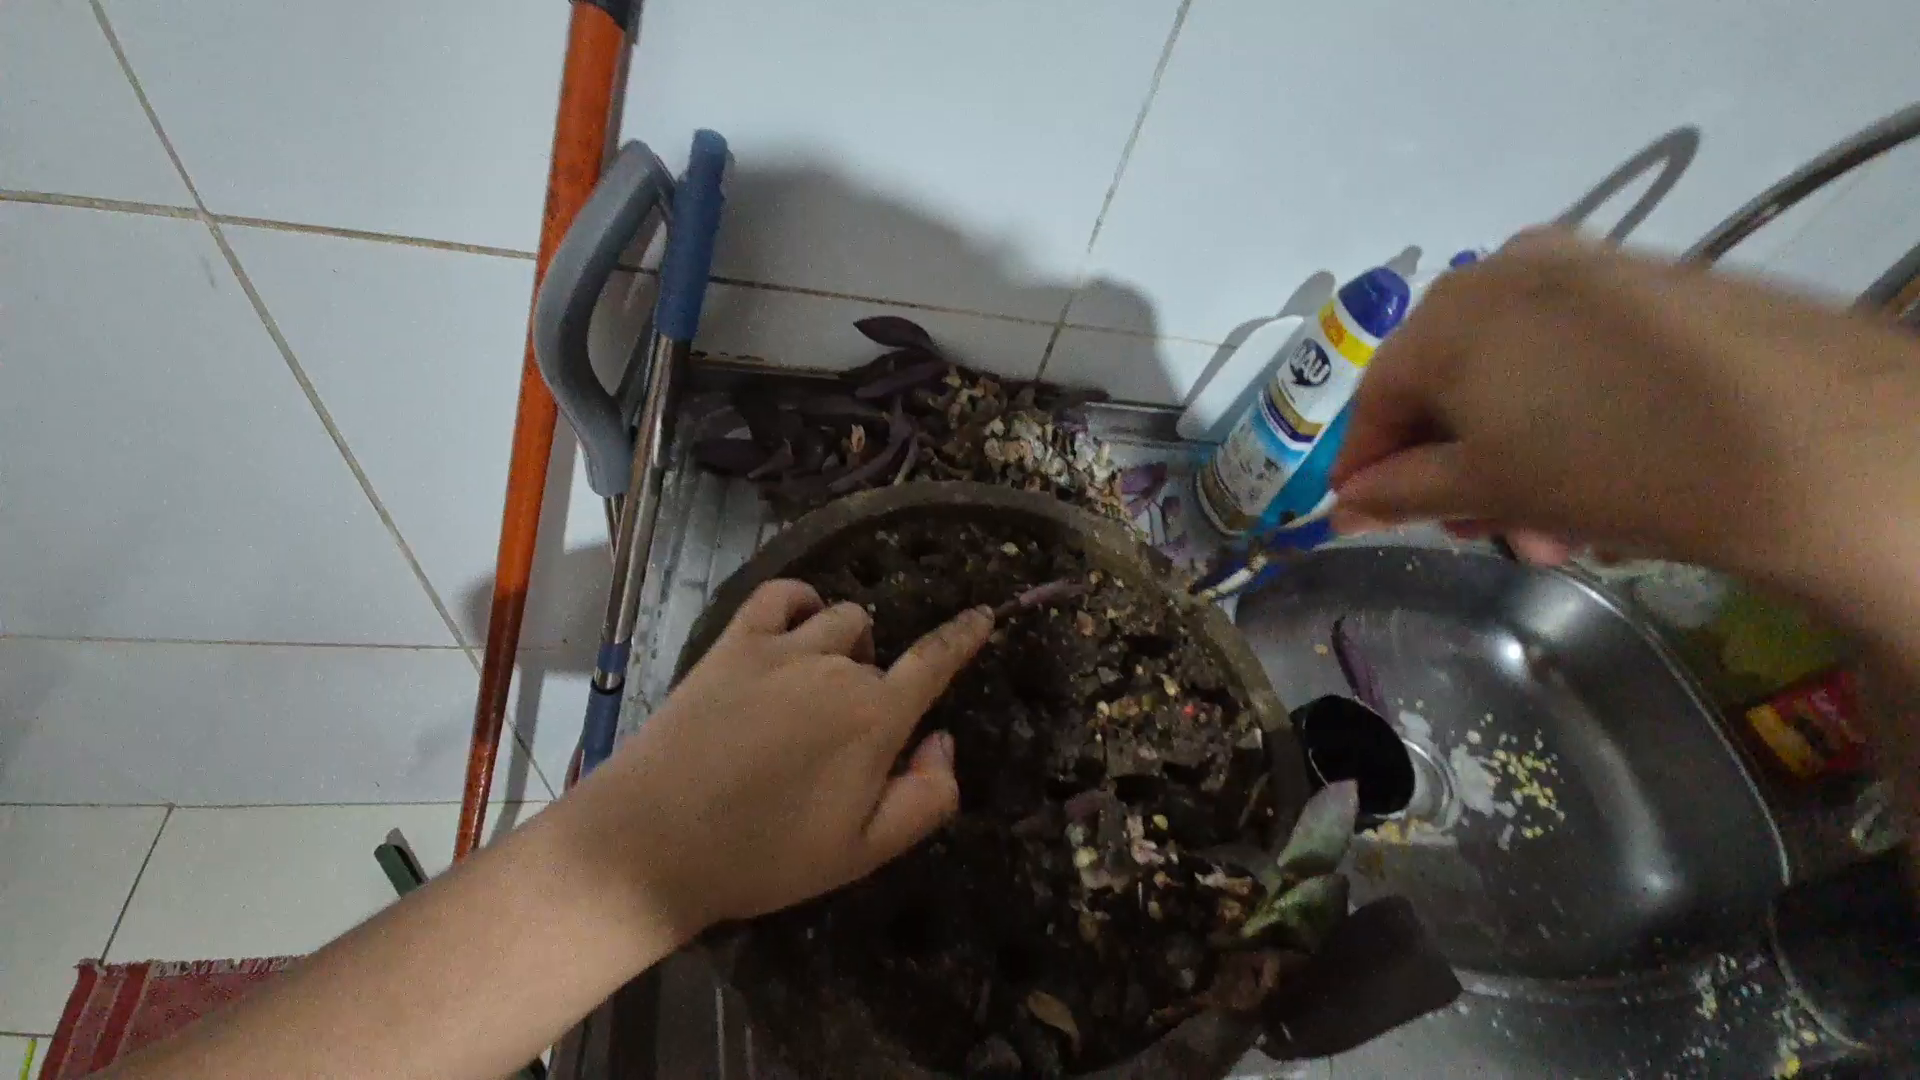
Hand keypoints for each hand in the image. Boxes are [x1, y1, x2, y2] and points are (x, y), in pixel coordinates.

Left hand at [571, 580, 993, 937]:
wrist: (654, 843)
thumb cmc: (765, 855)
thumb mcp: (864, 852)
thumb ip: (927, 796)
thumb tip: (942, 739)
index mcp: (875, 717)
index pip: (935, 661)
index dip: (964, 636)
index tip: (984, 615)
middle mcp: (837, 668)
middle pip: (881, 657)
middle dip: (878, 687)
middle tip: (844, 739)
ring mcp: (783, 648)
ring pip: (842, 619)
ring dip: (848, 644)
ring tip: (821, 683)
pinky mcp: (734, 642)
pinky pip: (782, 594)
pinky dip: (801, 601)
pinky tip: (797, 625)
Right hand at [1329, 230, 1919, 597]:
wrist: (1825, 441)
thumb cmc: (1607, 465)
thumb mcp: (1482, 488)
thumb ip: (1396, 493)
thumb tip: (1344, 504)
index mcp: (1444, 317)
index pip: (1373, 400)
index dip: (1363, 465)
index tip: (1361, 513)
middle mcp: (1502, 274)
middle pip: (1442, 387)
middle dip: (1449, 469)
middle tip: (1473, 530)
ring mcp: (1584, 270)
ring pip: (1507, 377)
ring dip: (1507, 455)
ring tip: (1547, 524)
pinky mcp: (1652, 284)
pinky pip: (1568, 356)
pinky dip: (1558, 417)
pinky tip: (1592, 473)